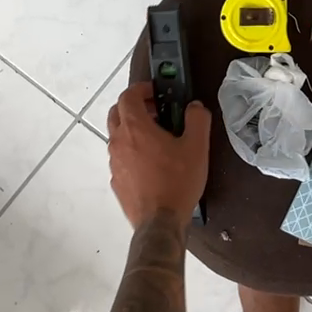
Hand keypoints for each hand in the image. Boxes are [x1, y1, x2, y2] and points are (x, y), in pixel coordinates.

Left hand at [106, 81, 210, 229]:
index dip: (141, 88)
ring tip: (158, 139)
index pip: (128, 96)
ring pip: (118, 136)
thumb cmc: (178, 181)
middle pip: (117, 113)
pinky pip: (121, 157)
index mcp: (135, 128)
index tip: (156, 91)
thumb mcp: (197, 146)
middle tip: (156, 112)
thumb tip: (195, 107)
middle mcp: (119, 142)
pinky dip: (132, 151)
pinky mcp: (116, 180)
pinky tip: (152, 163)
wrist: (160, 222)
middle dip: (134, 106)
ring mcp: (115, 162)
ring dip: (133, 129)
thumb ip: (197, 119)